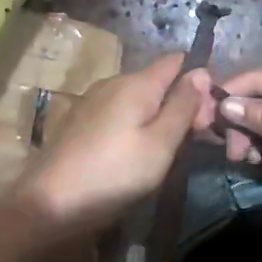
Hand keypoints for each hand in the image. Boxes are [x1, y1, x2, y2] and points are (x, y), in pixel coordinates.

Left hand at [9, 54, 208, 239]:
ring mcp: (91, 101)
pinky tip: (133, 153)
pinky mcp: (79, 122)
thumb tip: (201, 71)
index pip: (175, 61)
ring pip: (136, 98)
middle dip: (178, 101)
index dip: (198, 80)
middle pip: (155, 81)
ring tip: (166, 150)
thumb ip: (182, 106)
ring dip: (155, 116)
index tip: (209, 112)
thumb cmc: (114, 172)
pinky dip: (132, 126)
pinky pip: (117, 113)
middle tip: (193, 139)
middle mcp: (112, 82)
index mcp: (135, 82)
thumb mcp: (160, 143)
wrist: (51, 201)